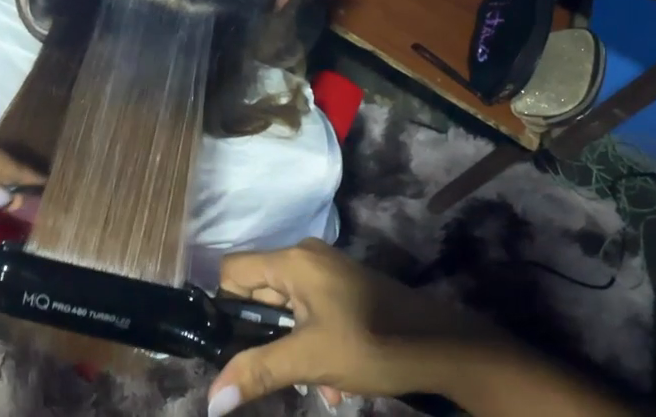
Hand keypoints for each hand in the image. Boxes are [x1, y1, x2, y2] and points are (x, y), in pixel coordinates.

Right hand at [205, 240, 498, 414]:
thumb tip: (212, 400)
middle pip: (260, 289)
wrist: (443, 348)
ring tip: (313, 383)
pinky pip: (310, 309)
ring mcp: (327, 270)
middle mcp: (305, 256)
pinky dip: (312, 340)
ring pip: (287, 305)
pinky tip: (334, 380)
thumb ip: (257, 372)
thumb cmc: (371, 344)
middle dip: (266, 334)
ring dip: (291, 345)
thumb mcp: (310, 361)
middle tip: (278, 370)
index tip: (238, 345)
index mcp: (291, 260)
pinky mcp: (345, 287)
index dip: (227, 307)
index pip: (233, 271)